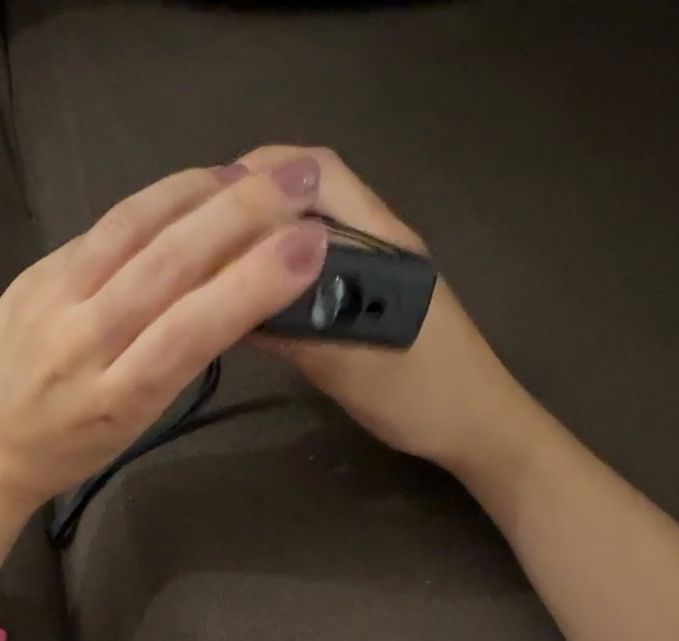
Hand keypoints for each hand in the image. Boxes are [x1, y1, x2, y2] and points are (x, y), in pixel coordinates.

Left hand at [0, 156, 329, 605]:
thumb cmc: (69, 451)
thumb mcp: (134, 424)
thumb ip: (176, 359)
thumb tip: (235, 287)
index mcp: (116, 398)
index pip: (193, 330)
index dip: (254, 283)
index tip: (309, 245)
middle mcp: (82, 342)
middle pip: (168, 266)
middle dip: (241, 216)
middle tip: (302, 179)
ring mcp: (50, 300)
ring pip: (132, 230)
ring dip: (200, 192)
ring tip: (253, 171)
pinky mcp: (32, 273)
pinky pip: (103, 228)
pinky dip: (156, 200)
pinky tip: (193, 185)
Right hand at [237, 146, 531, 473]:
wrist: (479, 428)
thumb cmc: (423, 397)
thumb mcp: (349, 369)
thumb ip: (291, 332)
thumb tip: (226, 303)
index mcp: (382, 243)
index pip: (318, 174)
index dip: (259, 175)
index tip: (205, 204)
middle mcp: (380, 240)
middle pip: (313, 189)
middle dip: (254, 194)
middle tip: (199, 227)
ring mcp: (378, 266)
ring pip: (313, 225)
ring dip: (267, 227)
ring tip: (213, 253)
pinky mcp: (373, 295)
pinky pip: (319, 261)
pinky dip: (281, 261)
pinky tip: (251, 287)